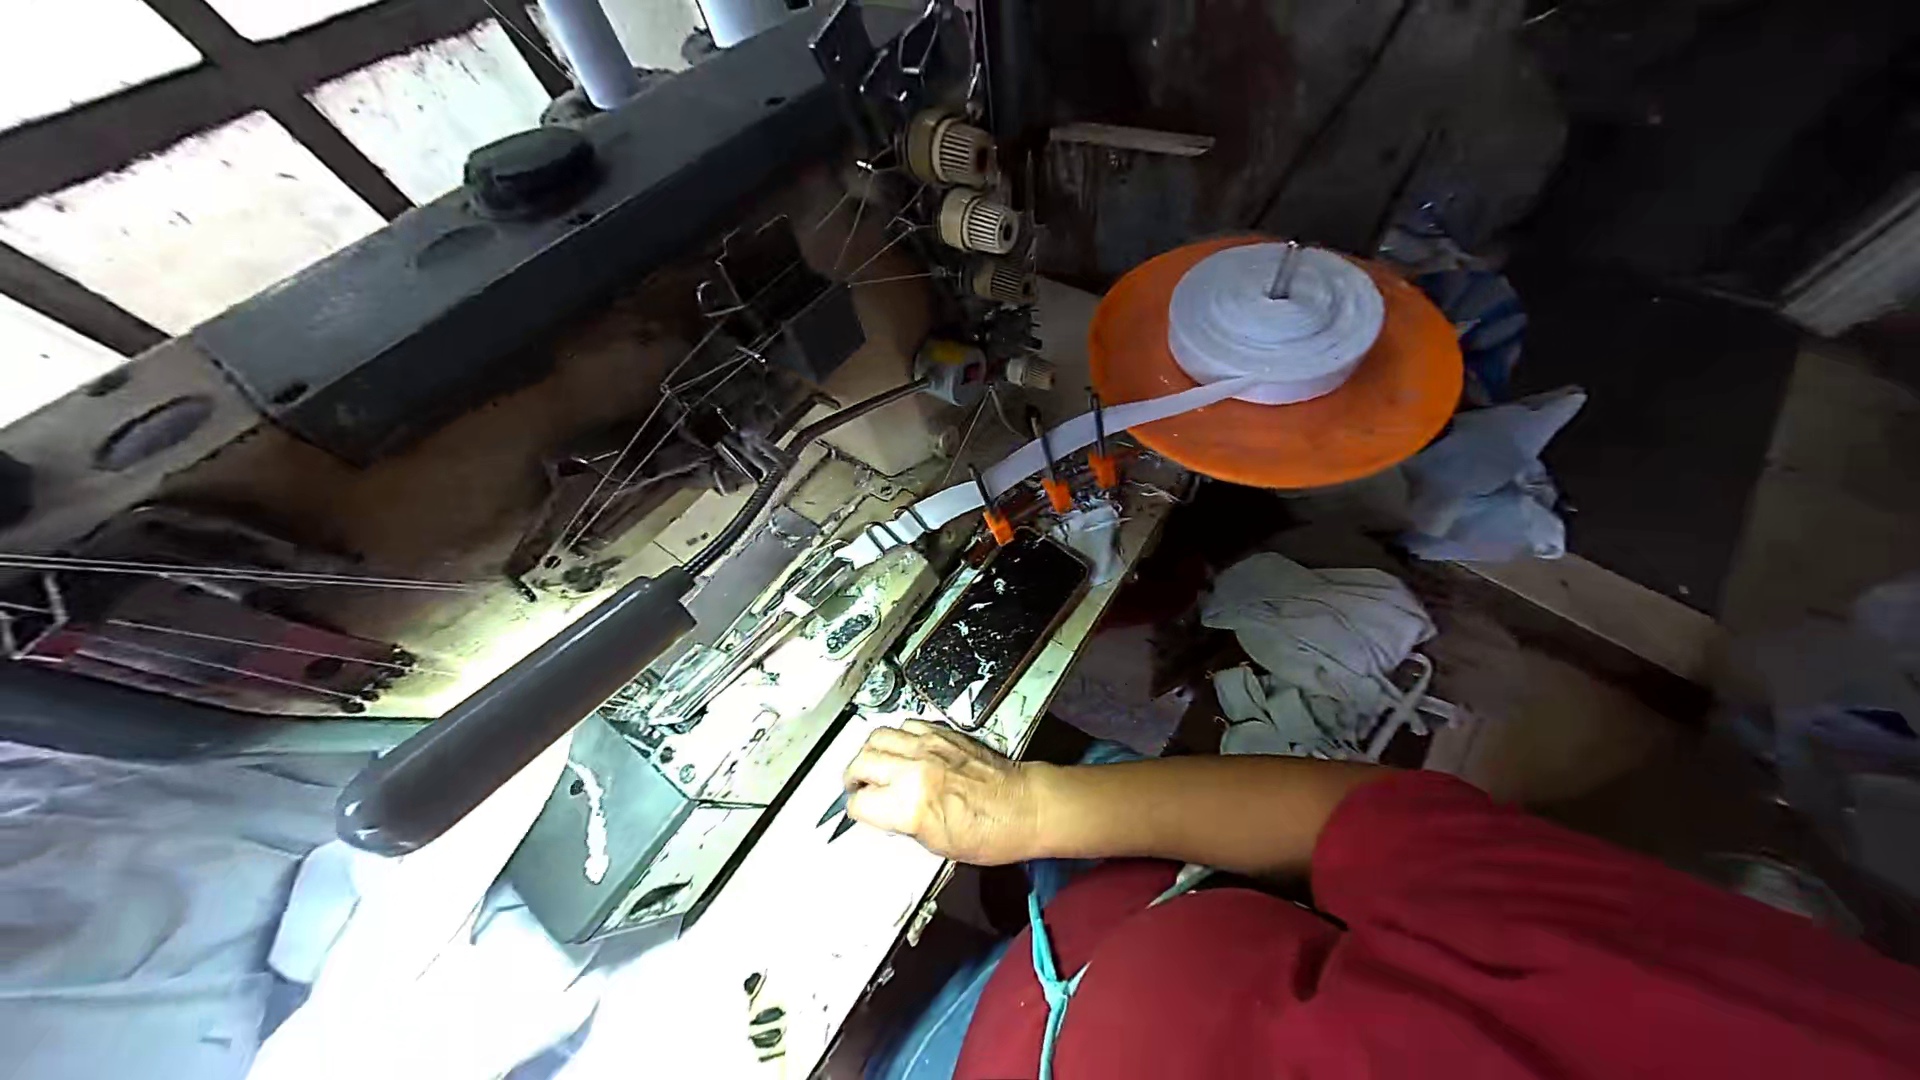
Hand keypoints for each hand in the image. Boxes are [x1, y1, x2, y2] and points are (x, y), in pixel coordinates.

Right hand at [841, 720, 1040, 864]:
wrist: (1022, 806)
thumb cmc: (989, 832)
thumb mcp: (935, 844)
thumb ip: (901, 822)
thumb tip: (882, 811)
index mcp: (910, 804)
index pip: (860, 802)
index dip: (856, 810)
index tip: (860, 811)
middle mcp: (915, 769)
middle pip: (861, 762)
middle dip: (853, 777)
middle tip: (858, 786)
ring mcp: (928, 746)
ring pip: (878, 736)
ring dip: (870, 752)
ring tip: (874, 765)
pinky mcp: (942, 732)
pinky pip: (906, 725)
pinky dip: (898, 737)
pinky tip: (902, 750)